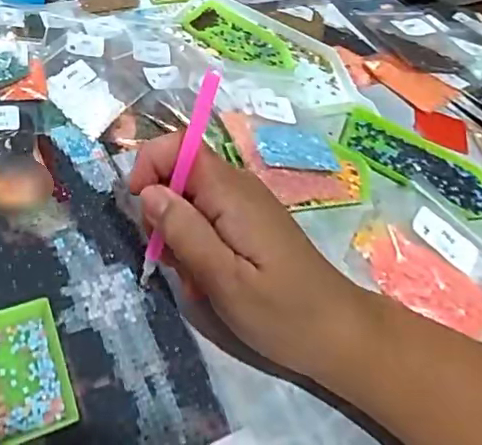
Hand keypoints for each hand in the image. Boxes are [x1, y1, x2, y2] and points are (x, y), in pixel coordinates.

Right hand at [128, 133, 363, 378]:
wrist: (343, 337)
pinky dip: (194, 239)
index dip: (149, 163)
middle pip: (178, 171)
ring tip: (193, 275)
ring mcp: (243, 201)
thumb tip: (146, 192)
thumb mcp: (225, 280)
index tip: (138, 206)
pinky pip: (205, 213)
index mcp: (230, 190)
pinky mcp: (247, 220)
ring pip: (188, 195)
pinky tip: (207, 275)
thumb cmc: (284, 313)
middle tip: (169, 256)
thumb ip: (184, 232)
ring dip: (176, 230)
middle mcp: (236, 184)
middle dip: (161, 208)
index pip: (178, 144)